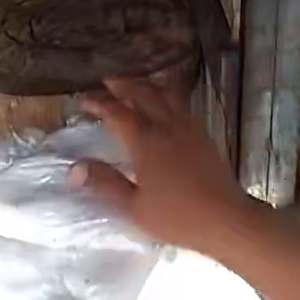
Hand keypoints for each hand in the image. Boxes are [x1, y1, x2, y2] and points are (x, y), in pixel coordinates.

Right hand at [75, 77, 261, 252]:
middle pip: (144, 92)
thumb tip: (76, 167)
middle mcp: (168, 125)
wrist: (224, 216)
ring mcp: (189, 126)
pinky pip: (181, 103)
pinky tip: (164, 106)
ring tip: (134, 86)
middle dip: (124, 85)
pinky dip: (166, 95)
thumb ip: (105, 183)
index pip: (118, 112)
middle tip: (107, 83)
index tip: (83, 101)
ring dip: (147, 85)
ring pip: (166, 93)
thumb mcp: (133, 207)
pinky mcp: (203, 133)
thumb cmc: (176, 216)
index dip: (99, 103)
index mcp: (147, 141)